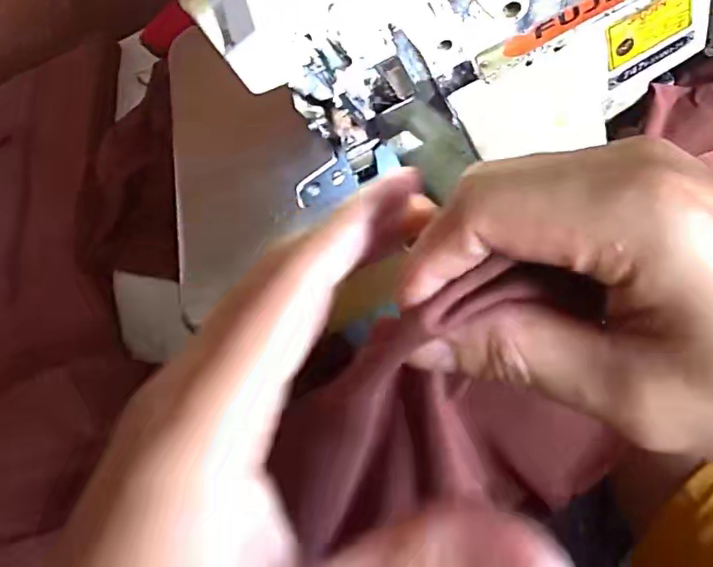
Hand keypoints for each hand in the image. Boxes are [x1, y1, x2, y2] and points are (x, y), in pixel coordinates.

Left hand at [51, 169, 566, 566]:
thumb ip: (416, 555)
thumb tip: (546, 552)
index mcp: (200, 428)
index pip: (287, 290)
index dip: (352, 226)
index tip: (410, 183)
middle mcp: (176, 396)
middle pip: (271, 276)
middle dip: (351, 228)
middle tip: (423, 206)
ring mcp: (166, 409)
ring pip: (255, 297)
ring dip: (327, 255)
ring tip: (392, 235)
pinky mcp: (170, 426)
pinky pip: (245, 327)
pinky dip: (302, 294)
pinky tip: (336, 301)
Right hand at [396, 138, 712, 482]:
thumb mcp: (636, 392)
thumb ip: (523, 350)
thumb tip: (430, 338)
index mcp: (628, 201)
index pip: (488, 200)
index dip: (433, 259)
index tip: (406, 326)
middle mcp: (637, 158)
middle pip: (509, 183)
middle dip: (463, 253)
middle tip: (446, 337)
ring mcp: (661, 161)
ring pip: (543, 187)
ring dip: (506, 250)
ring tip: (495, 330)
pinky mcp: (677, 179)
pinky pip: (585, 197)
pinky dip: (551, 243)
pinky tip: (554, 300)